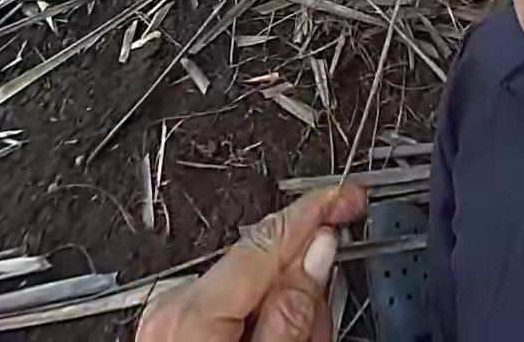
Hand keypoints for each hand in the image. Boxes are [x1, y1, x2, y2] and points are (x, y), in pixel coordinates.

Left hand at [136, 184, 366, 341]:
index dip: (318, 209)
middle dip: (305, 286)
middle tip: (322, 330)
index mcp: (192, 312)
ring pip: (256, 291)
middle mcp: (175, 307)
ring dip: (290, 317)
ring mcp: (173, 323)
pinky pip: (239, 314)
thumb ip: (293, 313)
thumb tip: (318, 249)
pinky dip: (267, 329)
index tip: (350, 196)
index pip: (269, 236)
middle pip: (265, 264)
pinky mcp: (179, 338)